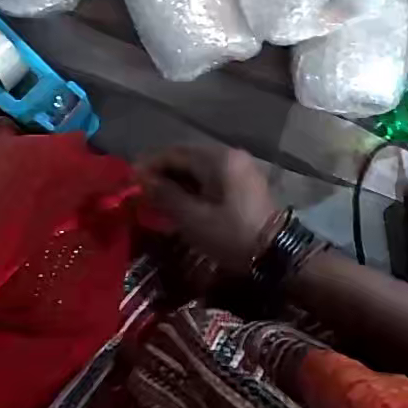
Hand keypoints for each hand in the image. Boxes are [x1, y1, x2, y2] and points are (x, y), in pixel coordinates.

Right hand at [134, 145, 278, 274]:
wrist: (277, 255)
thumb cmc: (232, 235)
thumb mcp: (193, 218)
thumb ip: (164, 194)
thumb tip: (141, 179)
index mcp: (218, 158)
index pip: (174, 152)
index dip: (149, 165)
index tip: (130, 181)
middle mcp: (230, 154)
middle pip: (187, 157)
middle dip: (162, 173)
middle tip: (142, 192)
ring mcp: (240, 167)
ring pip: (198, 167)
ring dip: (177, 180)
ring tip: (157, 199)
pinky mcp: (245, 181)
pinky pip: (211, 176)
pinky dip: (194, 186)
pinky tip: (181, 202)